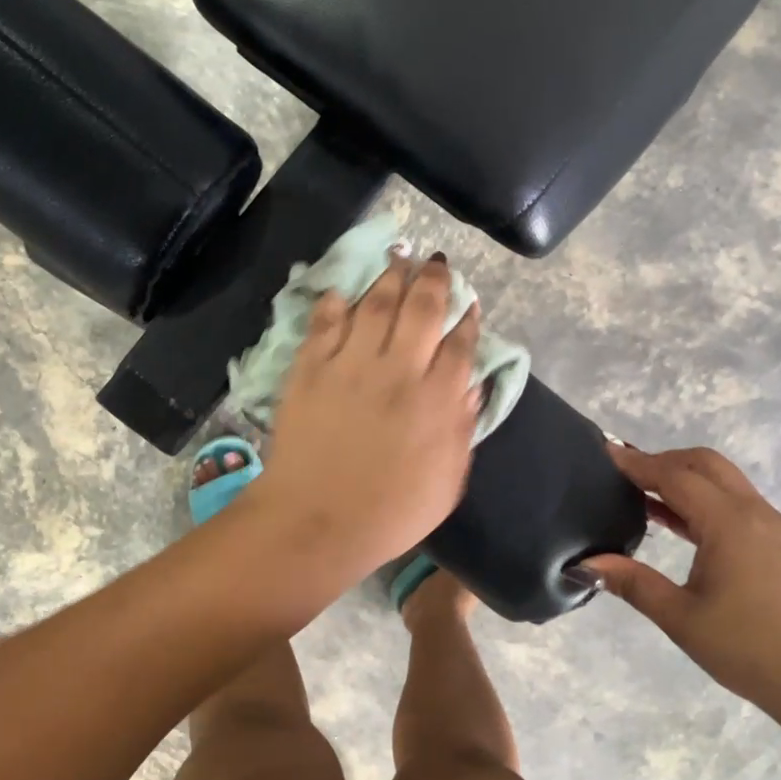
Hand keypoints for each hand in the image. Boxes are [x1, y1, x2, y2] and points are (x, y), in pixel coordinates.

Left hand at [249, 255, 482, 566]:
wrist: (314, 521)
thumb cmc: (388, 514)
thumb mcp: (447, 482)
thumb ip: (461, 429)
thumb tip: (470, 387)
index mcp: (437, 400)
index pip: (459, 344)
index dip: (465, 318)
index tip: (467, 304)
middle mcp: (398, 370)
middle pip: (420, 308)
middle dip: (433, 279)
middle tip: (436, 262)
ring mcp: (350, 365)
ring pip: (375, 304)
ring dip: (390, 277)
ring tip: (398, 258)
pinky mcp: (310, 368)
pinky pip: (325, 322)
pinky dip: (335, 302)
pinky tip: (342, 292)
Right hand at [588, 445, 780, 714]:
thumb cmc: (749, 649)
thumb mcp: (680, 617)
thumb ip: (632, 582)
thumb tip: (584, 563)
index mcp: (729, 523)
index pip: (675, 476)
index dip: (637, 463)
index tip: (603, 453)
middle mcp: (755, 514)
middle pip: (705, 464)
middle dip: (664, 460)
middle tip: (624, 472)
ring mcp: (774, 528)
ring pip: (725, 482)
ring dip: (685, 479)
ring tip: (644, 495)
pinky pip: (737, 503)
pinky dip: (704, 499)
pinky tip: (681, 525)